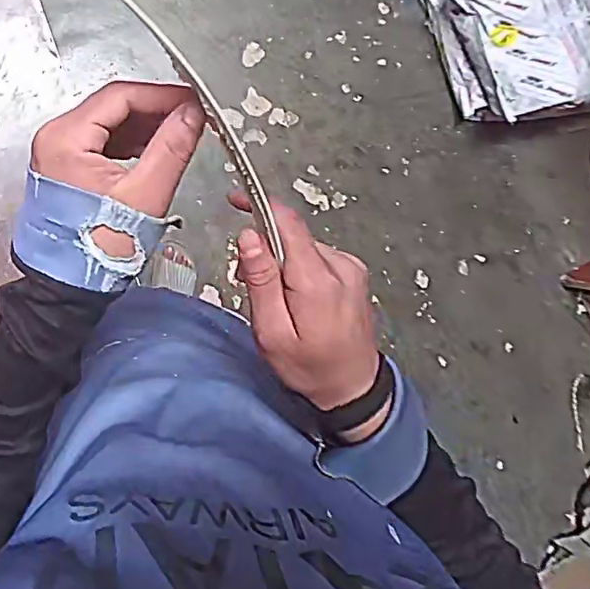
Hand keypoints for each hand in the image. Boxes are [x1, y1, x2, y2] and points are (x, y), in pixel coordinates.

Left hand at [31, 82, 204, 256]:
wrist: (68, 284)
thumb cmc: (94, 249)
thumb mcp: (144, 195)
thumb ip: (171, 148)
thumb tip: (191, 115)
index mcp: (65, 139)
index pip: (119, 97)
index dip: (161, 95)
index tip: (191, 99)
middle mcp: (55, 138)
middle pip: (112, 106)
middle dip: (154, 108)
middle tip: (190, 113)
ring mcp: (57, 150)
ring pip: (108, 122)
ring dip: (144, 124)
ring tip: (178, 130)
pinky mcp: (65, 164)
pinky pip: (101, 140)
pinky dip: (129, 140)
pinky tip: (154, 146)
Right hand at [230, 191, 388, 440]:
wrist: (353, 388)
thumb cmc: (310, 368)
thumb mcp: (271, 332)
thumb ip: (260, 280)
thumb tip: (249, 237)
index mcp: (317, 281)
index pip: (286, 221)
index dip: (258, 205)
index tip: (236, 200)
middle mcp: (339, 267)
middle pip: (289, 232)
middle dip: (263, 247)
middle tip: (250, 281)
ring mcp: (349, 267)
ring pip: (299, 243)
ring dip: (279, 258)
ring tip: (276, 297)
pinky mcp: (351, 270)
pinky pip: (312, 253)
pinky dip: (295, 265)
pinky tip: (294, 295)